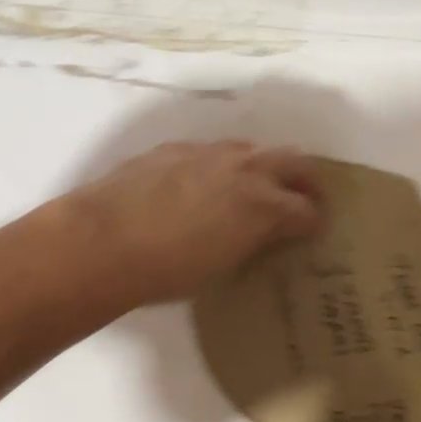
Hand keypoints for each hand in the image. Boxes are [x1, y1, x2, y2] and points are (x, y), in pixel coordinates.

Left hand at [65, 140, 325, 305]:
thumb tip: (262, 236)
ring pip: (253, 150)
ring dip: (264, 168)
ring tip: (257, 190)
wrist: (103, 241)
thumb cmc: (168, 272)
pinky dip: (224, 167)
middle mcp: (244, 169)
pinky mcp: (174, 149)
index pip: (307, 208)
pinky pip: (213, 152)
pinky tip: (206, 187)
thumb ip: (251, 243)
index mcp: (263, 205)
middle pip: (294, 160)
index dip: (316, 221)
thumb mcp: (223, 267)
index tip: (317, 231)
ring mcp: (208, 153)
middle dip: (307, 180)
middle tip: (307, 199)